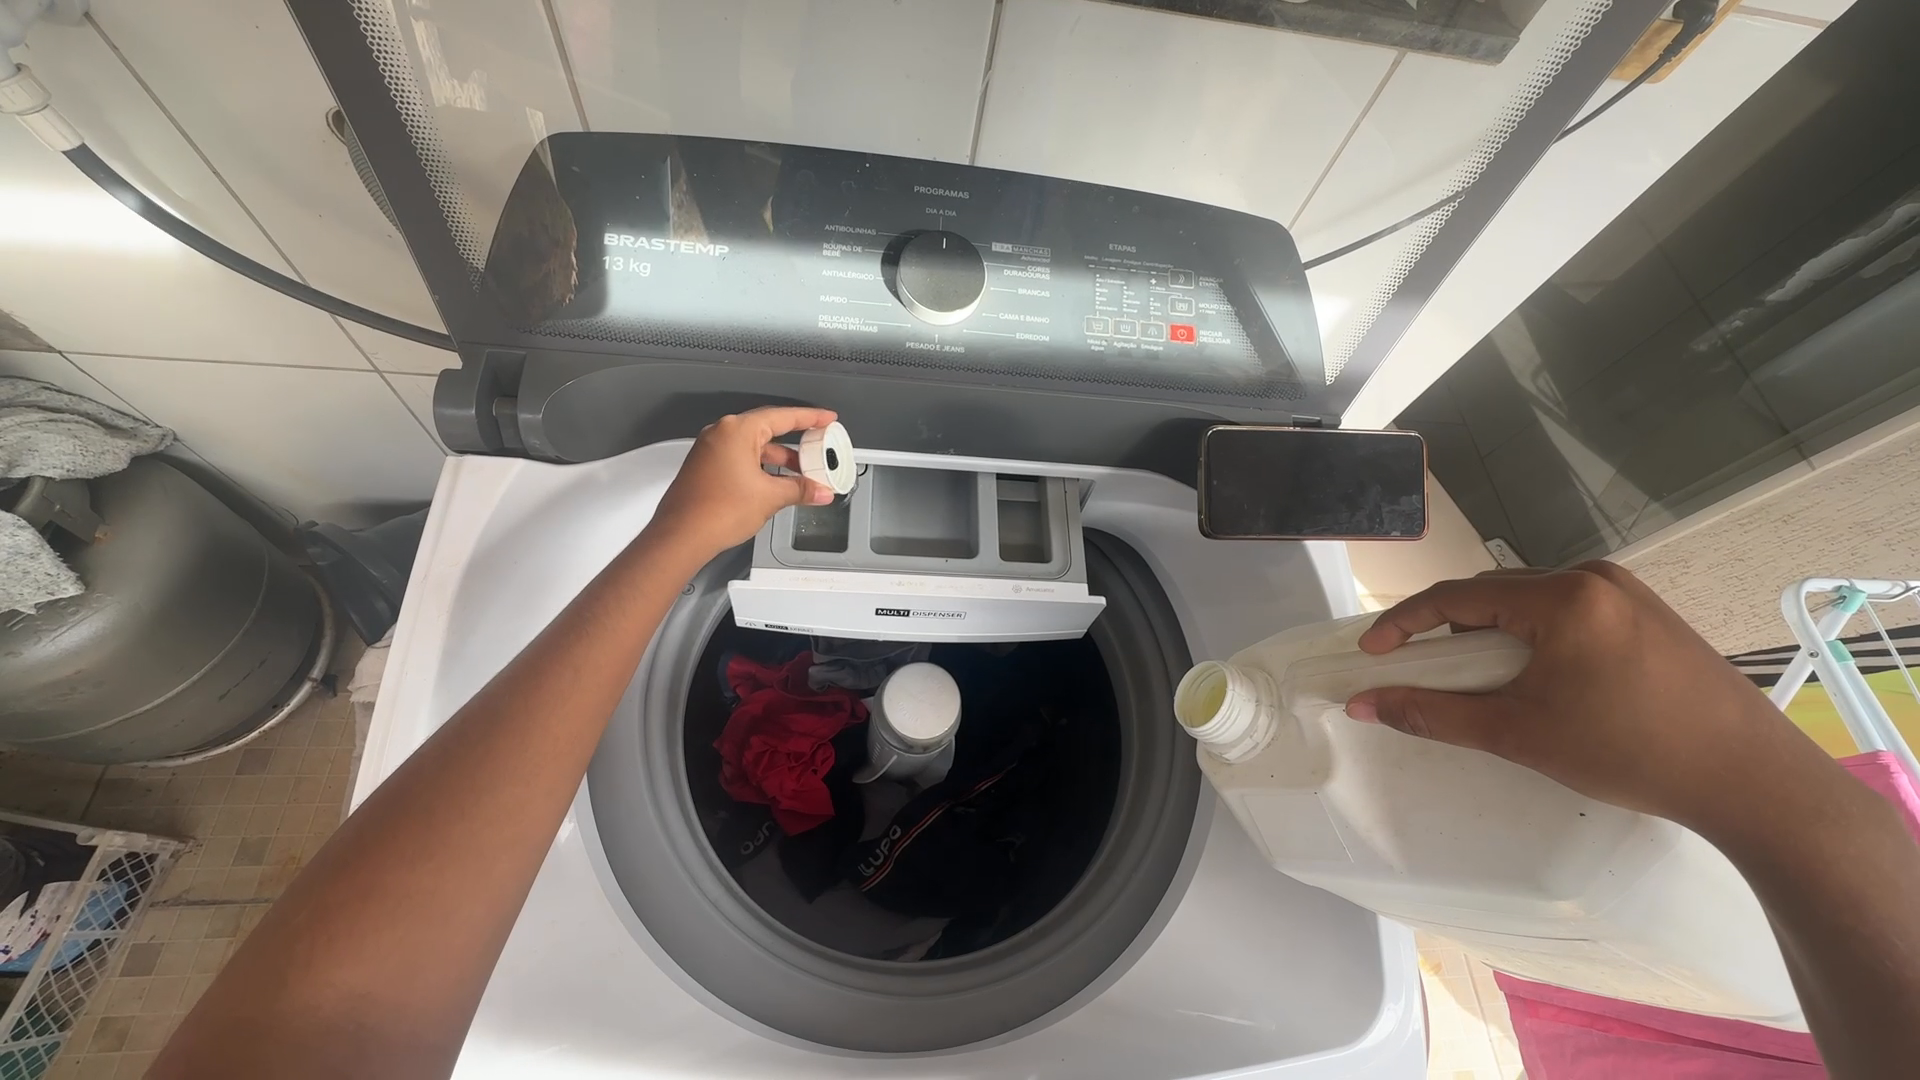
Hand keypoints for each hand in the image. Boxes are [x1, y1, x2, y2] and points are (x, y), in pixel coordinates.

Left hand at [647, 407, 837, 557]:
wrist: (682, 537)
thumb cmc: (714, 511)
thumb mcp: (770, 497)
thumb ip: (800, 489)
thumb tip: (818, 490)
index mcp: (737, 431)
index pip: (782, 416)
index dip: (810, 417)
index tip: (825, 418)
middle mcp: (721, 434)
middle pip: (768, 430)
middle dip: (797, 443)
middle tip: (818, 450)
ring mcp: (711, 451)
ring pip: (755, 447)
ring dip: (779, 459)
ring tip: (802, 475)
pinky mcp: (707, 468)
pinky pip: (741, 459)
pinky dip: (762, 468)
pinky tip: (777, 483)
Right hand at [1344, 561, 1827, 833]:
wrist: (1755, 782)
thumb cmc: (1628, 751)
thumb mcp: (1517, 733)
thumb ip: (1430, 713)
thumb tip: (1362, 705)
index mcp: (1560, 597)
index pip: (1455, 597)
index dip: (1403, 623)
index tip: (1370, 653)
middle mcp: (1591, 578)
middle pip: (1489, 591)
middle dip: (1445, 626)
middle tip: (1419, 664)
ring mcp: (1625, 591)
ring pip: (1525, 596)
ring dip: (1487, 628)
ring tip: (1473, 670)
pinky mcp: (1646, 612)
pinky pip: (1561, 606)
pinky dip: (1527, 631)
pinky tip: (1530, 668)